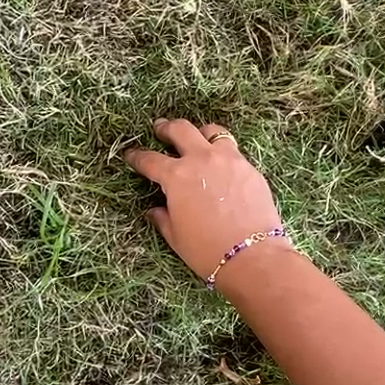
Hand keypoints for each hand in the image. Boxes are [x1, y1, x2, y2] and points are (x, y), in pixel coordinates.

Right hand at [125, 119, 287, 288]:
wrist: (253, 257)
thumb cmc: (206, 250)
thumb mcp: (176, 236)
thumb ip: (163, 218)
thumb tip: (155, 210)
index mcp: (176, 176)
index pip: (149, 160)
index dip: (137, 157)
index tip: (131, 155)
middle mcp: (201, 160)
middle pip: (181, 130)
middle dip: (167, 128)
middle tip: (160, 129)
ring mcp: (229, 160)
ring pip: (212, 132)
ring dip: (200, 133)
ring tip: (197, 139)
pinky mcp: (250, 168)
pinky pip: (233, 150)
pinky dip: (222, 152)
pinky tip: (221, 165)